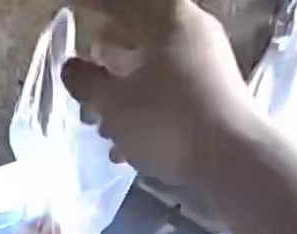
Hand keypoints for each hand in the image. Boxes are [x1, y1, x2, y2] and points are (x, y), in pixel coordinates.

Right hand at [63, 0, 267, 202]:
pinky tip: (123, 138)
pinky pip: (165, 87)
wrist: (228, 156)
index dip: (90, 6)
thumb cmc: (165, 123)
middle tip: (84, 65)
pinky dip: (140, 104)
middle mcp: (188, 28)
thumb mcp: (114, 105)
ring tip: (99, 114)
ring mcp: (202, 59)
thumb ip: (87, 83)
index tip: (68, 8)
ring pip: (150, 62)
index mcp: (165, 18)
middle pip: (137, 30)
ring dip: (121, 84)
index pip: (119, 3)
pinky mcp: (208, 90)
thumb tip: (70, 66)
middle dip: (106, 50)